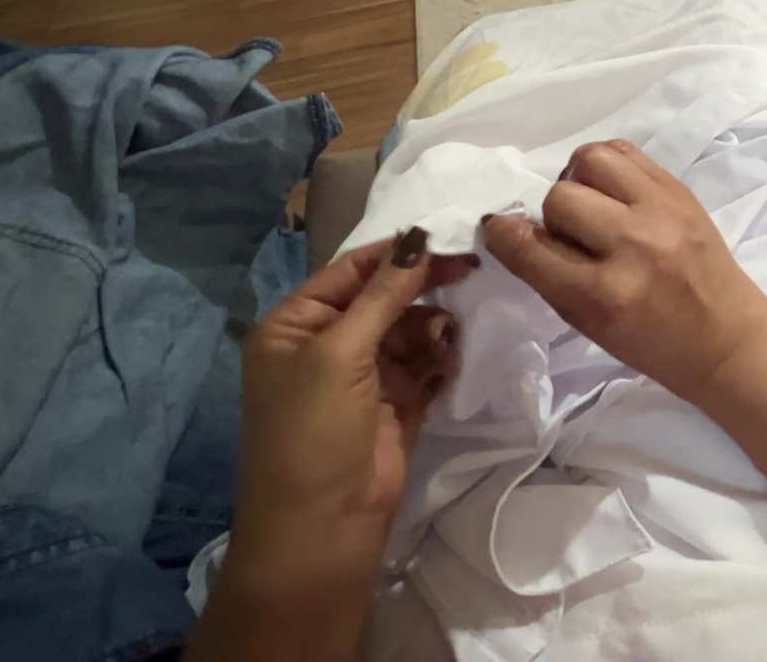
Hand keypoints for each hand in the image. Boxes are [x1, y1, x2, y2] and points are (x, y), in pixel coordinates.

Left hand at [188, 228, 473, 661]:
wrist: (323, 528)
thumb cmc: (314, 430)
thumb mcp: (341, 353)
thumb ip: (383, 293)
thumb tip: (417, 237)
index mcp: (296, 326)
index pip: (351, 271)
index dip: (397, 254)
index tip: (447, 239)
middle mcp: (329, 345)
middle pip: (387, 297)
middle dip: (423, 290)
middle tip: (470, 272)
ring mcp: (365, 374)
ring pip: (413, 328)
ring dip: (433, 329)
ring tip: (444, 343)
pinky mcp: (398, 400)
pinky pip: (427, 362)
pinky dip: (440, 359)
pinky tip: (446, 366)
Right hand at [481, 139, 766, 403]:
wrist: (725, 336)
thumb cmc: (652, 343)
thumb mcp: (589, 326)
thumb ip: (550, 277)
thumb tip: (515, 229)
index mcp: (603, 295)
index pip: (531, 247)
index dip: (504, 234)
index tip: (499, 228)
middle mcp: (632, 245)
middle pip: (560, 196)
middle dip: (553, 215)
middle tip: (571, 233)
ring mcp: (662, 210)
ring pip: (591, 159)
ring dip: (579, 180)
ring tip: (592, 203)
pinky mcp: (681, 191)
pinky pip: (625, 151)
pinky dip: (608, 167)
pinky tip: (613, 190)